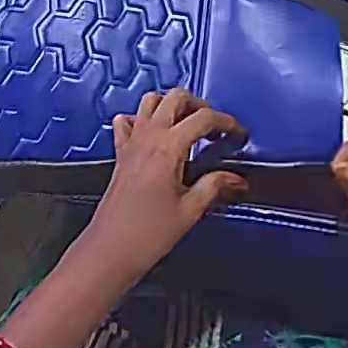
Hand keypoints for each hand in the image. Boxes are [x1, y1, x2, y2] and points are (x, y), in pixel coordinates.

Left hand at [68, 89, 247, 290]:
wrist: (110, 250)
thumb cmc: (147, 234)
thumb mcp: (190, 210)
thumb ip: (214, 186)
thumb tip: (235, 178)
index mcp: (168, 148)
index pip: (203, 118)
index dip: (226, 122)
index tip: (238, 133)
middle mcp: (148, 137)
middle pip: (175, 97)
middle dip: (199, 105)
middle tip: (213, 127)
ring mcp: (131, 142)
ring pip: (150, 101)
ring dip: (171, 106)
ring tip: (187, 126)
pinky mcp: (121, 153)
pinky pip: (128, 121)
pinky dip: (141, 120)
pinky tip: (154, 135)